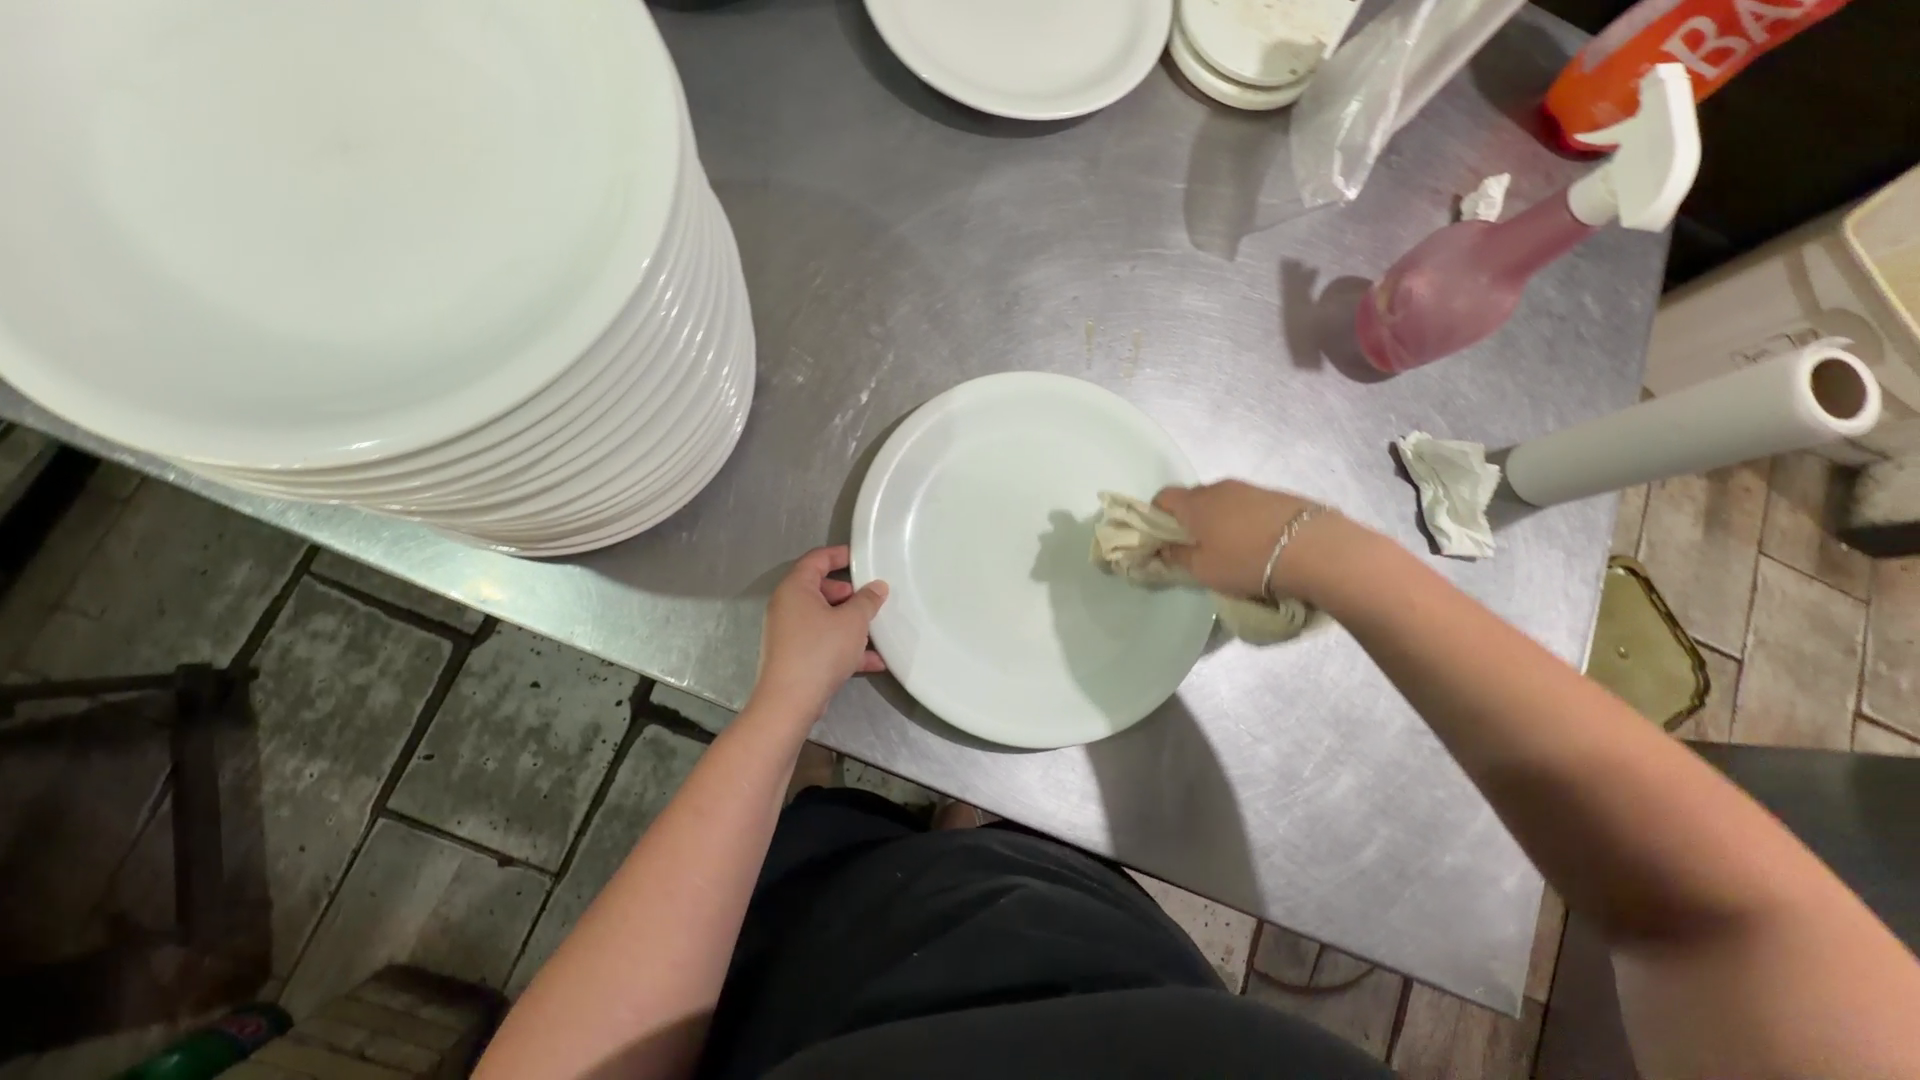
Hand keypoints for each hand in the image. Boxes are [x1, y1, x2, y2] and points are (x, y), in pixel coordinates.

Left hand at [755, 545, 888, 718]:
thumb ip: (867, 601)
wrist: (790, 701)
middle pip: (820, 589)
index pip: (816, 559)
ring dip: (850, 622)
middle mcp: (787, 606)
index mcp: (795, 588)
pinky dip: (845, 646)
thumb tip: (877, 587)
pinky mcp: (794, 656)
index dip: (839, 555)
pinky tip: (874, 661)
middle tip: (871, 598)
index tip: (861, 558)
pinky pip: (823, 642)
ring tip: (876, 629)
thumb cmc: (820, 650)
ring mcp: (789, 633)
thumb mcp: (852, 622)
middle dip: (849, 594)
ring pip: (824, 618)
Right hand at [1152, 481, 1352, 601]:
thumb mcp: (1203, 570)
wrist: (1314, 549)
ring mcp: (1252, 488)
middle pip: (1194, 499)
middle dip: (1190, 520)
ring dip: (1221, 521)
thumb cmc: (1246, 561)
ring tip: (1232, 549)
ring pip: (1224, 502)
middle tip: (1198, 549)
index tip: (1163, 540)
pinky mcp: (1279, 496)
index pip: (1162, 497)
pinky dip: (1246, 521)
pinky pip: (1250, 506)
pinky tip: (1259, 544)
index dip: (1156, 516)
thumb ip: (1177, 557)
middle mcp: (1220, 487)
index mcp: (1195, 503)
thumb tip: (1163, 547)